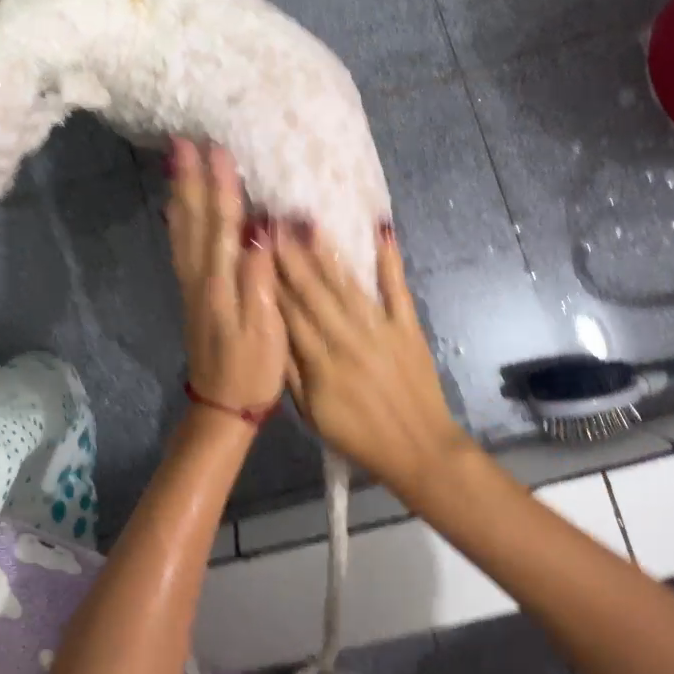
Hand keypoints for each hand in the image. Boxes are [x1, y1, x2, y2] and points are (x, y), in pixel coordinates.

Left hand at [164, 138, 285, 413]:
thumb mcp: (266, 330)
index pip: (222, 225)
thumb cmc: (252, 370)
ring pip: (183, 230)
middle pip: (195, 220)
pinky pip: (181, 245)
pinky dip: (178, 220)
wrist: (222, 406)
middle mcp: (201, 277)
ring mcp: (193, 284)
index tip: (218, 150)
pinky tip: (177, 207)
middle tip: (182, 142)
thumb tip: (258, 233)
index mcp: (221, 283)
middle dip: (191, 179)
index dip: (221, 186)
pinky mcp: (192, 293)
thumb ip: (259, 280)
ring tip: (174, 163)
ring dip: (180, 193)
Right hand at [275, 224, 470, 497]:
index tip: (254, 252)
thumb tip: (267, 332)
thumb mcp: (311, 414)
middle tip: (274, 223)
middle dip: (292, 256)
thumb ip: (289, 372)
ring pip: (348, 286)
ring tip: (308, 222)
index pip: (288, 313)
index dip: (269, 280)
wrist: (418, 451)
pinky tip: (381, 233)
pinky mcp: (408, 328)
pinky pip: (397, 290)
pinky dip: (390, 262)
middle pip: (314, 292)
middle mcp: (347, 340)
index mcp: (320, 363)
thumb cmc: (357, 436)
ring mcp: (380, 331)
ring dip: (327, 253)